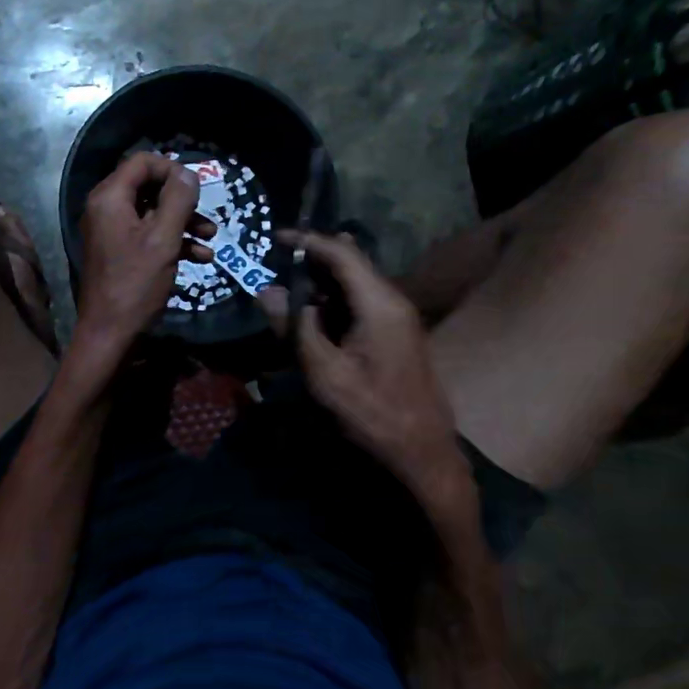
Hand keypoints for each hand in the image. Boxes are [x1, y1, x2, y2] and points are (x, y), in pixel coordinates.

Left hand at [75, 152, 212, 349]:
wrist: (110, 333)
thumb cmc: (135, 284)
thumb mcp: (163, 239)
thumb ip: (178, 200)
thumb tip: (188, 173)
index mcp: (109, 198)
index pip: (141, 162)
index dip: (172, 169)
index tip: (197, 187)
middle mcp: (105, 208)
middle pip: (147, 186)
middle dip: (181, 199)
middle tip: (206, 213)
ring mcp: (110, 231)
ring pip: (151, 212)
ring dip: (182, 221)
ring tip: (211, 236)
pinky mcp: (118, 251)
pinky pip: (146, 234)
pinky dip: (172, 240)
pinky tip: (200, 257)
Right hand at [260, 231, 476, 528]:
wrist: (421, 451)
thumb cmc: (370, 411)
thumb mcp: (322, 371)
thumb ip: (295, 326)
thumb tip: (268, 291)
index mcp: (379, 303)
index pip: (342, 253)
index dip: (307, 241)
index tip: (275, 237)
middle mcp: (393, 301)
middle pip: (351, 263)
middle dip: (313, 258)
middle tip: (275, 261)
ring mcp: (399, 317)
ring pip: (356, 283)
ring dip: (322, 281)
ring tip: (287, 285)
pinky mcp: (396, 334)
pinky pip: (362, 302)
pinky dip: (335, 300)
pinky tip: (313, 312)